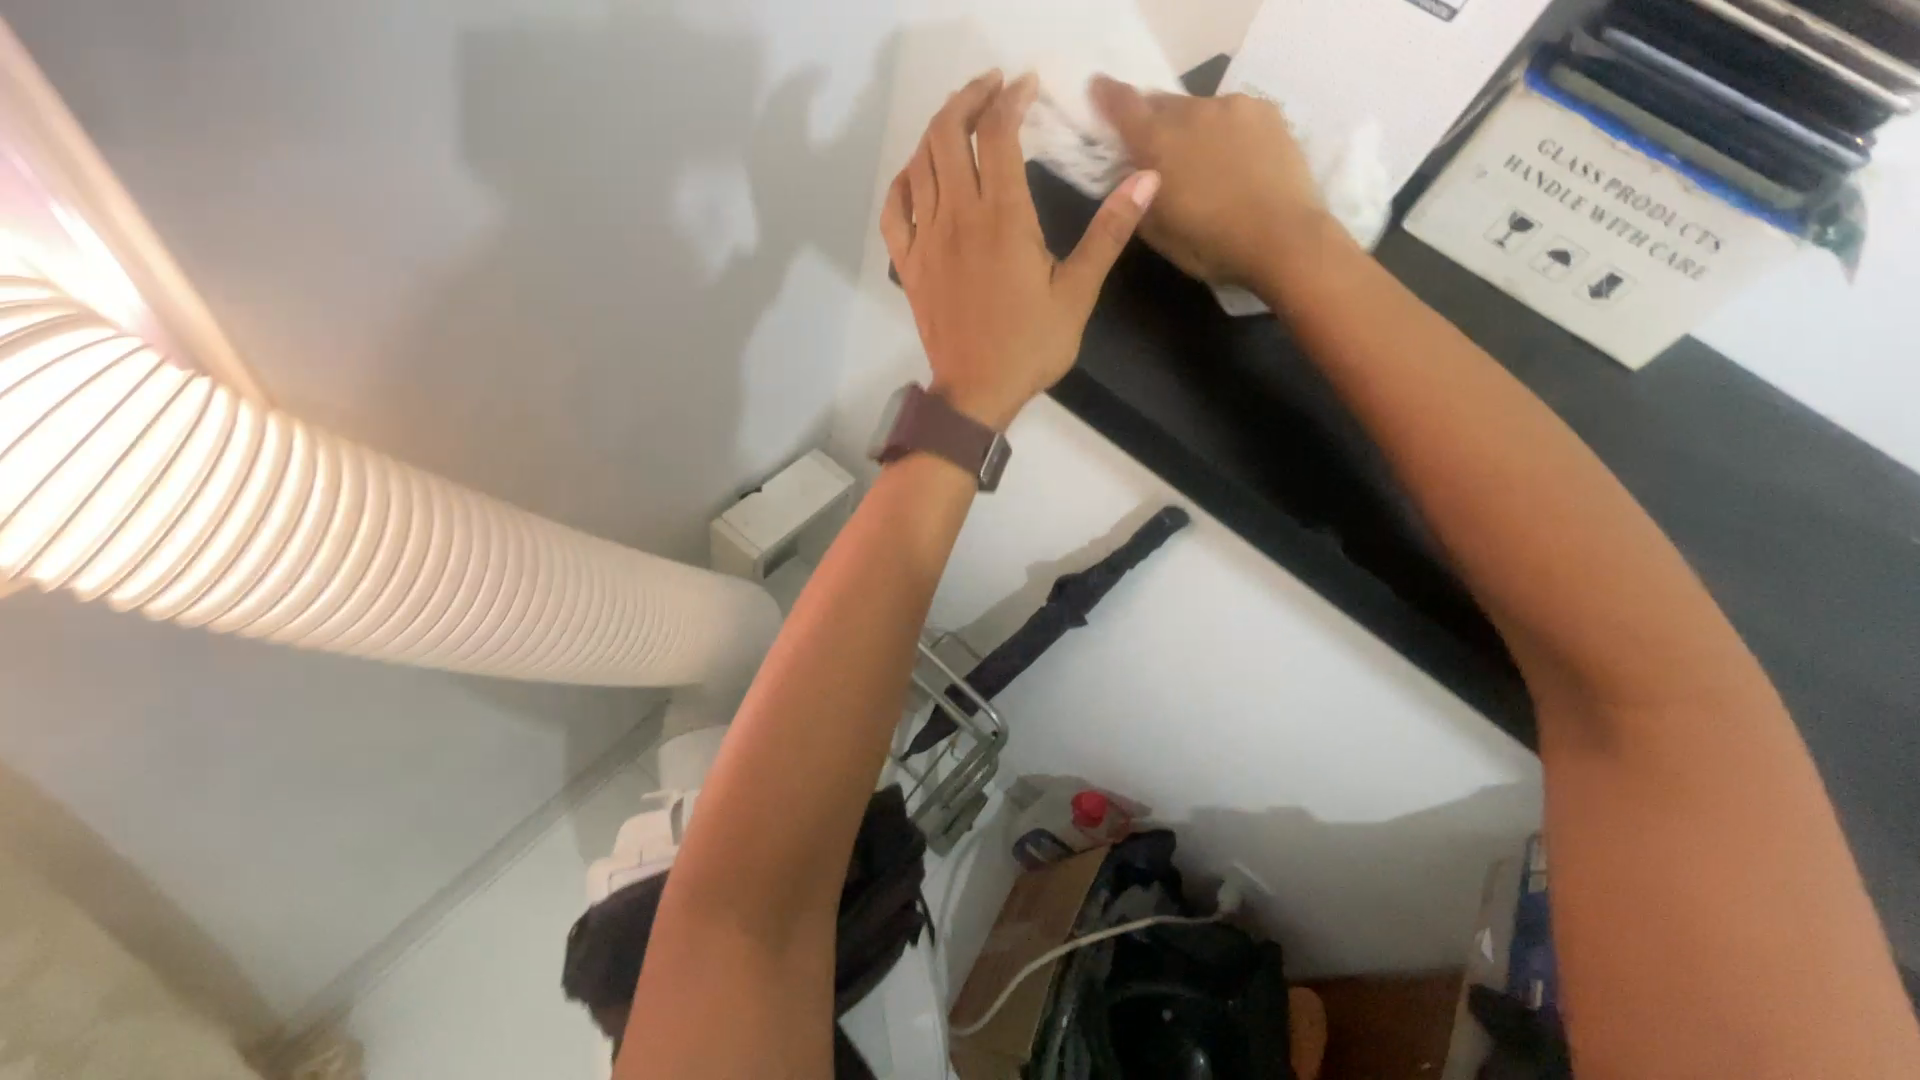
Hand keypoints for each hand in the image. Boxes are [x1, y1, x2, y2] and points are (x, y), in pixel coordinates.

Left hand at [882, 71, 1159, 430]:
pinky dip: (904, 179)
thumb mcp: (1078, 292)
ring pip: (919, 162)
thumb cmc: (1030, 346)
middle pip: (949, 134)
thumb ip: (1109, 232)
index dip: (1010, 100)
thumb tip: (1146, 180)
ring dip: (937, 129)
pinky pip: (894, 207)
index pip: (998, 135)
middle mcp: (958, 216)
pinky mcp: (908, 262)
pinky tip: (920, 172)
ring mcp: (926, 238)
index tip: (1025, 86)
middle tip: (991, 88)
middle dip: (969, 99)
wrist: (976, 392)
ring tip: (961, 118)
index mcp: (1003, 218)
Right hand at [1091, 76, 1336, 287]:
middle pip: (1160, 104)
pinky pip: (1233, 114)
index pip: (1121, 104)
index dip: (1107, 96)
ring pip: (1198, 109)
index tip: (1100, 92)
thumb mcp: (1158, 233)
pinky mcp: (1264, 111)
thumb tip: (1129, 178)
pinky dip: (1226, 131)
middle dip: (1153, 123)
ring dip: (1193, 128)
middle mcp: (1190, 112)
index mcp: (1155, 143)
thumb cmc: (1212, 247)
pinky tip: (1238, 161)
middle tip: (1160, 151)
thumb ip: (1135, 199)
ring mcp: (1231, 107)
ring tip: (1207, 163)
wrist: (1284, 240)